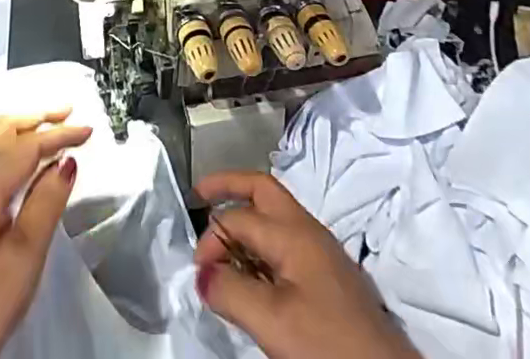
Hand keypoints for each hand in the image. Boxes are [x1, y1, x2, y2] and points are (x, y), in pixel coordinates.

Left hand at [0, 110, 92, 358]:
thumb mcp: (23, 257)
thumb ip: (45, 204)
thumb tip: (66, 162)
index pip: (24, 147)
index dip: (58, 135)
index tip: (89, 129)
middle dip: (33, 118)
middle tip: (66, 113)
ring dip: (14, 130)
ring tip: (45, 128)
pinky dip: (0, 148)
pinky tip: (13, 162)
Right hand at [194, 171, 419, 358]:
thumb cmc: (329, 348)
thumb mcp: (270, 321)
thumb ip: (228, 289)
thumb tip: (203, 275)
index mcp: (294, 233)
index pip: (236, 217)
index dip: (210, 240)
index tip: (199, 275)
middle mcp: (310, 233)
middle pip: (262, 190)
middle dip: (228, 187)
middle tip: (199, 196)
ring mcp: (324, 256)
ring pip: (275, 217)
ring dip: (244, 220)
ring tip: (221, 249)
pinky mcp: (331, 281)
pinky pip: (286, 245)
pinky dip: (261, 246)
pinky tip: (251, 275)